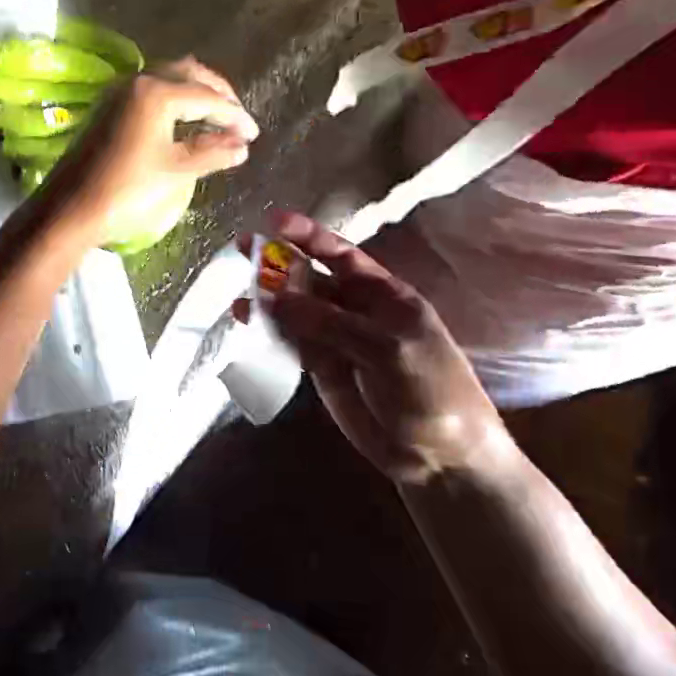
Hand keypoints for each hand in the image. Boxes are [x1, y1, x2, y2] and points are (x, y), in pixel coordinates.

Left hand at [42, 58, 258, 244]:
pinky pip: (152, 90)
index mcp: (157, 93)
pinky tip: (186, 120)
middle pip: (189, 74)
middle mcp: (138, 81)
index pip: (208, 97)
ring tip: (217, 117)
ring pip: (169, 78)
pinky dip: (175, 99)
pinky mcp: (111, 106)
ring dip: (196, 93)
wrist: (72, 209)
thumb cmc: (128, 189)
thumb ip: (213, 152)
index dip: (235, 115)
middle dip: (218, 93)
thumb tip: (242, 146)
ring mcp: (121, 92)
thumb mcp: (177, 171)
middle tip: (238, 117)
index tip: (254, 135)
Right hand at [260, 213, 509, 485]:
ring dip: (267, 300)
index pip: (341, 254)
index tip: (275, 220)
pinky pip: (291, 343)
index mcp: (382, 293)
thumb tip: (277, 298)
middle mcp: (356, 309)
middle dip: (278, 263)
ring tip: (236, 294)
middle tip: (242, 248)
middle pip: (311, 278)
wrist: (439, 454)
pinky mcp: (322, 369)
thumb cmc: (429, 389)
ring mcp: (337, 339)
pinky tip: (246, 324)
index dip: (309, 236)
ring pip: (295, 311)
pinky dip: (268, 333)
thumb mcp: (388, 349)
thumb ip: (332, 323)